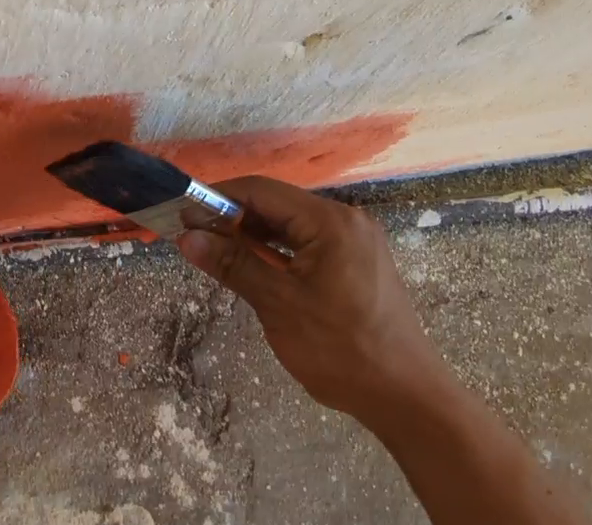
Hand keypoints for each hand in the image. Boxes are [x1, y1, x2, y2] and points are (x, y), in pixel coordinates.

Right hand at [178, 178, 591, 524]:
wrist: (410, 401)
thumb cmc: (341, 349)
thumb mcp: (279, 304)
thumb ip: (232, 264)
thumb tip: (187, 237)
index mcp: (330, 222)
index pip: (260, 190)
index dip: (216, 197)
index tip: (182, 212)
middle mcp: (345, 221)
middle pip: (275, 205)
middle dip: (231, 218)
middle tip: (193, 236)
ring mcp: (354, 243)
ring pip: (289, 225)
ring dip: (252, 235)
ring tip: (214, 252)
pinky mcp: (356, 264)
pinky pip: (305, 244)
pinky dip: (276, 251)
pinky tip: (252, 267)